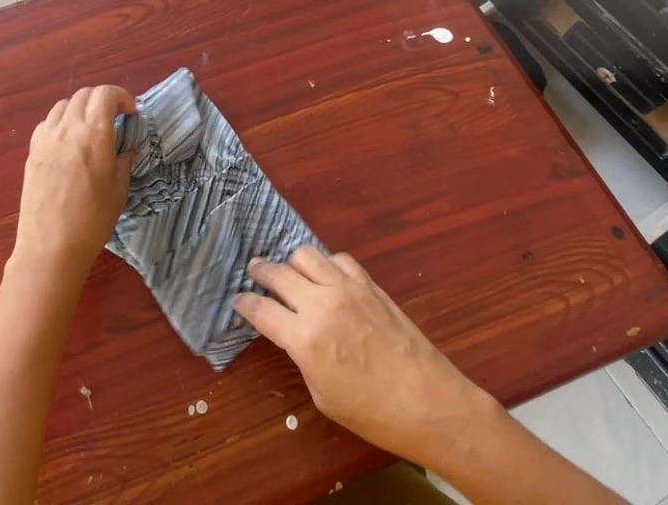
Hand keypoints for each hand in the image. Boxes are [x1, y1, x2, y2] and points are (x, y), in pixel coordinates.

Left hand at [11, 85, 136, 276]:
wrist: (50, 247)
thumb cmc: (92, 221)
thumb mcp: (119, 190)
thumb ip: (123, 161)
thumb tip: (126, 148)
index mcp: (93, 135)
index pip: (105, 94)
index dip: (121, 96)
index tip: (130, 112)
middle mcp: (67, 128)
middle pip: (84, 94)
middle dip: (103, 100)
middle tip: (114, 117)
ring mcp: (45, 138)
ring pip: (63, 105)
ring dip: (81, 108)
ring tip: (90, 128)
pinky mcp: (31, 151)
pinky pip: (47, 123)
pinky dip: (61, 122)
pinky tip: (68, 142)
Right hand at [235, 246, 491, 462]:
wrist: (429, 403)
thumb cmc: (373, 413)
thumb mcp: (322, 394)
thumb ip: (301, 356)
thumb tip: (293, 334)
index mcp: (304, 339)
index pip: (260, 309)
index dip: (244, 303)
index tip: (237, 300)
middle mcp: (321, 305)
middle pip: (278, 273)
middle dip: (260, 272)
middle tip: (253, 272)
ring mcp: (347, 289)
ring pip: (306, 254)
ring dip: (292, 263)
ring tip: (289, 271)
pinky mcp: (370, 285)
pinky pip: (340, 259)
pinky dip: (327, 264)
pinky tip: (328, 277)